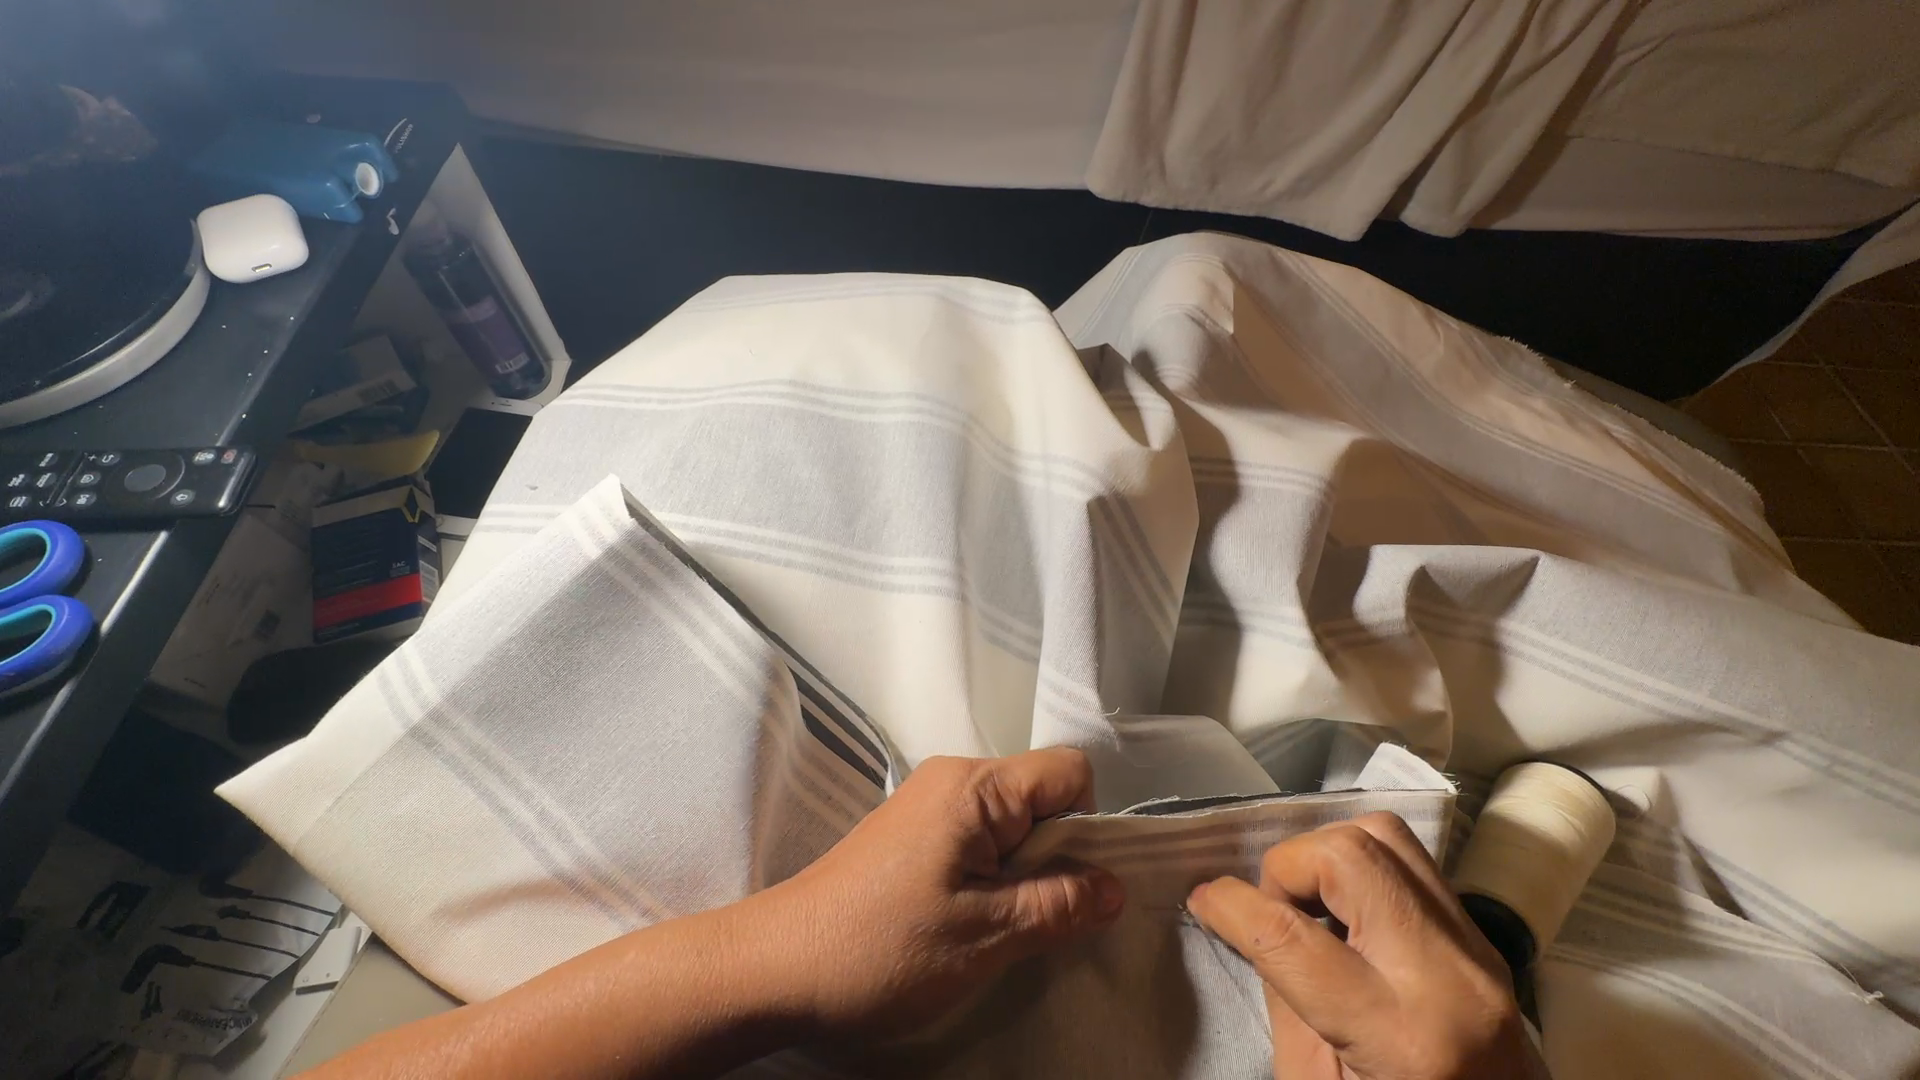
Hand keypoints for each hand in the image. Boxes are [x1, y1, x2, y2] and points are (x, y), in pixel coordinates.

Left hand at [758, 748, 1125, 1039]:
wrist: (778, 965)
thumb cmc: (884, 946)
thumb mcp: (986, 935)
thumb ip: (1060, 905)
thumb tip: (1116, 888)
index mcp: (974, 786)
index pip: (1068, 771)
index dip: (1088, 823)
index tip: (1073, 883)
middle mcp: (953, 778)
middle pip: (1041, 793)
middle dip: (1057, 852)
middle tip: (1036, 915)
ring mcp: (929, 802)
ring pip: (1011, 820)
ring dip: (1023, 869)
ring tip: (998, 924)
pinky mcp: (913, 831)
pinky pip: (979, 835)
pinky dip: (993, 872)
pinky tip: (969, 917)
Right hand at [1187, 813, 1545, 1079]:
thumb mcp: (1313, 1077)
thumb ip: (1280, 990)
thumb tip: (1244, 917)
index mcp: (1400, 1035)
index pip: (1291, 934)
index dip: (1229, 906)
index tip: (1204, 901)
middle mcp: (1446, 975)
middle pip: (1346, 854)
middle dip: (1288, 867)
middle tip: (1276, 909)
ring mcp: (1475, 948)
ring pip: (1383, 836)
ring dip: (1326, 854)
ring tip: (1314, 902)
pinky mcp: (1481, 936)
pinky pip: (1408, 859)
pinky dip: (1360, 864)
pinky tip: (1347, 907)